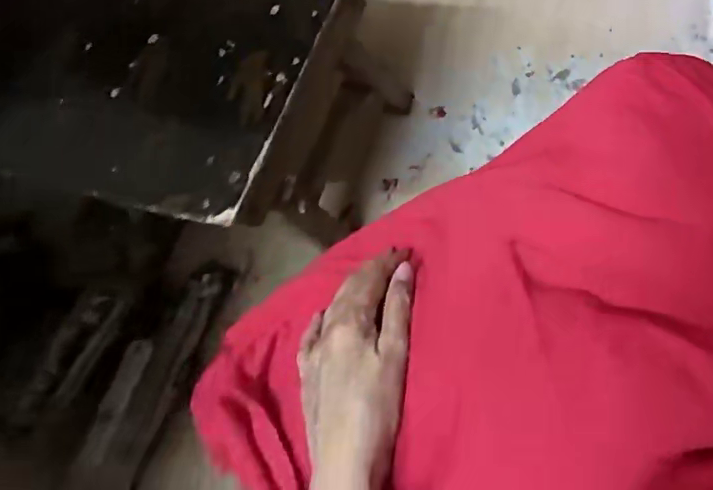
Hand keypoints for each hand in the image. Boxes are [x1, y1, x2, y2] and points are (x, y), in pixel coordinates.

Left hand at [300, 248, 413, 489]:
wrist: (345, 464)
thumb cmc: (378, 406)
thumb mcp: (395, 353)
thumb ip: (397, 308)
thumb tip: (402, 268)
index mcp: (348, 323)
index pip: (368, 280)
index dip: (387, 262)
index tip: (406, 249)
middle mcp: (325, 333)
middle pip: (347, 290)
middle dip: (370, 270)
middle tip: (393, 258)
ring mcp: (312, 355)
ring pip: (331, 308)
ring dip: (351, 288)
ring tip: (369, 278)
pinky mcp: (306, 377)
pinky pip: (310, 336)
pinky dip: (320, 318)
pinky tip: (321, 315)